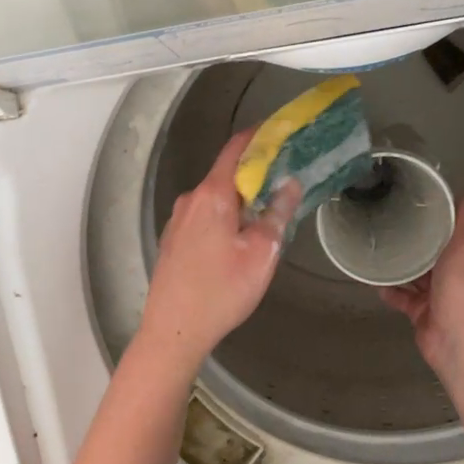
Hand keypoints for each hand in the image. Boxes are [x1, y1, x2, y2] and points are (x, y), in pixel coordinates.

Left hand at [137, 128, 300, 365]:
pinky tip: (238, 238)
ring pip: (215, 198)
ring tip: (267, 213)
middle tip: (286, 179)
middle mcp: (191, 200)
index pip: (236, 149)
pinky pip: (203, 216)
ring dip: (240, 199)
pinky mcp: (173, 240)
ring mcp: (178, 220)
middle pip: (226, 174)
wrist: (174, 330)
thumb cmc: (221, 292)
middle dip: (256, 173)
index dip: (260, 137)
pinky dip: (224, 216)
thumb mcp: (261, 254)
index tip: (282, 133)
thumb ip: (277, 214)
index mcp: (213, 195)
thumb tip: (289, 184)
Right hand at [379, 188, 463, 374]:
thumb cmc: (463, 287)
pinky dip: (391, 290)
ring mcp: (440, 294)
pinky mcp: (422, 311)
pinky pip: (404, 297)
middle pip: (439, 251)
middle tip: (395, 220)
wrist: (455, 338)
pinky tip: (375, 280)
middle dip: (421, 239)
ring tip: (379, 247)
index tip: (427, 200)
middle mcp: (459, 273)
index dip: (450, 215)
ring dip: (403, 264)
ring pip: (419, 274)